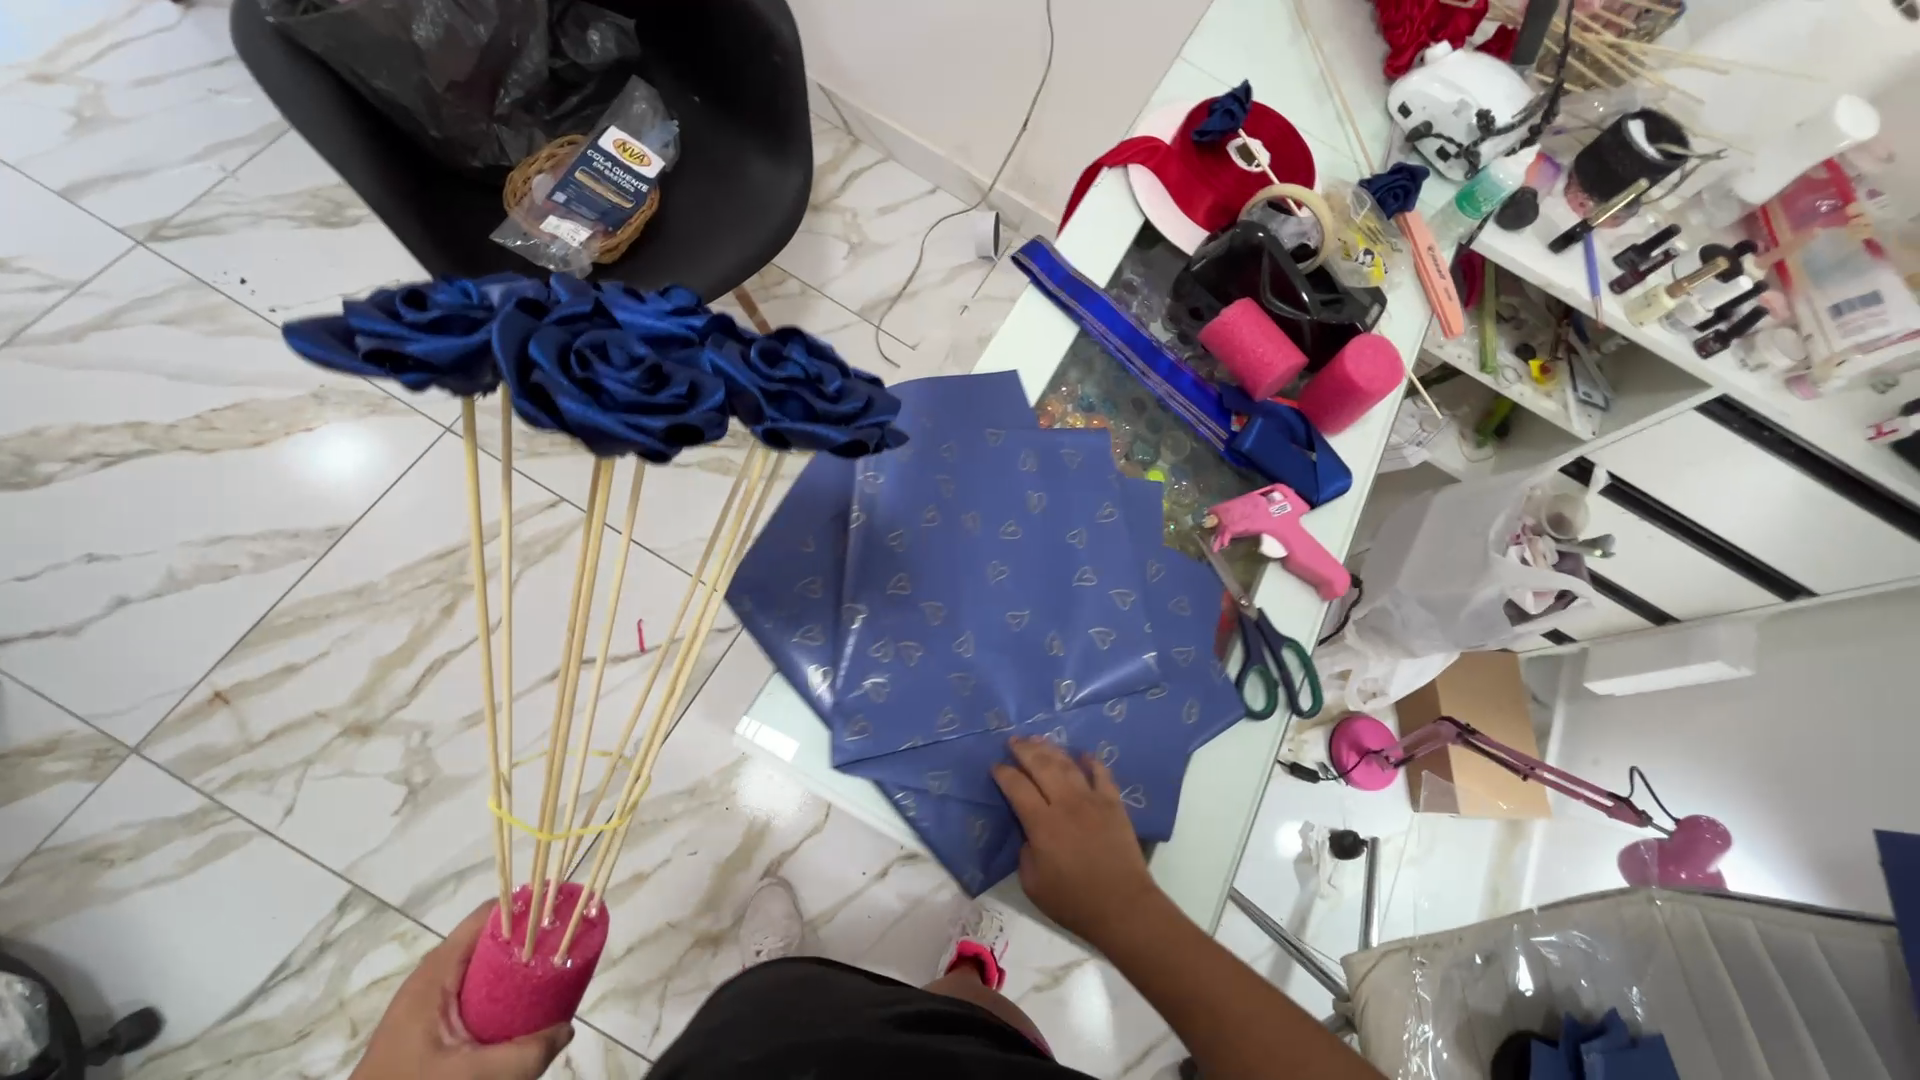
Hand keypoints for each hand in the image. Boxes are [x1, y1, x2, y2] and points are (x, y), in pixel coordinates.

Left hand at [351, 904, 573, 1079]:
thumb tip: (566, 1028)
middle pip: (494, 941)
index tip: (566, 921)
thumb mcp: (476, 1078)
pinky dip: (505, 1001)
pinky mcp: (434, 1028)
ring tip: (555, 987)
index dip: (530, 911)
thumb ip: (529, 1053)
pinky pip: (480, 998)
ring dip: (521, 976)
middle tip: (566, 958)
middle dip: (532, 945)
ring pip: (488, 972)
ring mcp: (433, 1004)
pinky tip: (525, 1022)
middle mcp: (435, 978)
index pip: (490, 916)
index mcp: (437, 973)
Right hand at [992, 737, 1165, 945]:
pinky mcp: (1114, 804)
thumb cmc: (1073, 901)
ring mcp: (1092, 800)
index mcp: (1042, 824)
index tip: (996, 766)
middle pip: (1041, 766)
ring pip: (1068, 764)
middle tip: (1013, 740)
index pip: (1016, 787)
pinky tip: (1083, 754)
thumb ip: (1025, 853)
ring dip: (1051, 748)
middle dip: (1024, 750)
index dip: (1003, 773)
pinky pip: (1102, 774)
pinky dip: (1091, 761)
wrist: (1123, 907)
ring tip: (1038, 739)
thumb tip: (1030, 834)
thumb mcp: (1032, 884)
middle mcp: (1065, 803)